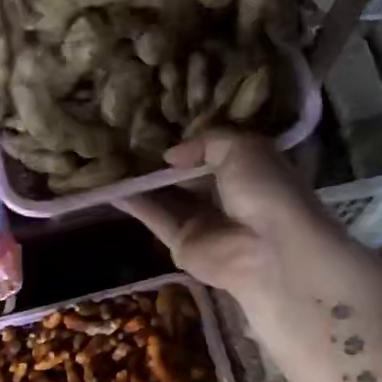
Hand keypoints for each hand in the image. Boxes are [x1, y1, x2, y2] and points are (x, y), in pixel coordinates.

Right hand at [116, 131, 334, 302]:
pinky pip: (156, 220)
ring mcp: (202, 223)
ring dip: (142, 184)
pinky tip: (112, 189)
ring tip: (111, 164)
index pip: (213, 156)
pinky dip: (135, 205)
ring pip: (167, 199)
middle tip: (127, 145)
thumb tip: (170, 156)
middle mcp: (223, 198)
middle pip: (186, 179)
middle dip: (161, 165)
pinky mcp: (181, 244)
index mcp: (247, 172)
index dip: (190, 147)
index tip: (160, 131)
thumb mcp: (243, 148)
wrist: (269, 249)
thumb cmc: (265, 190)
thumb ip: (206, 142)